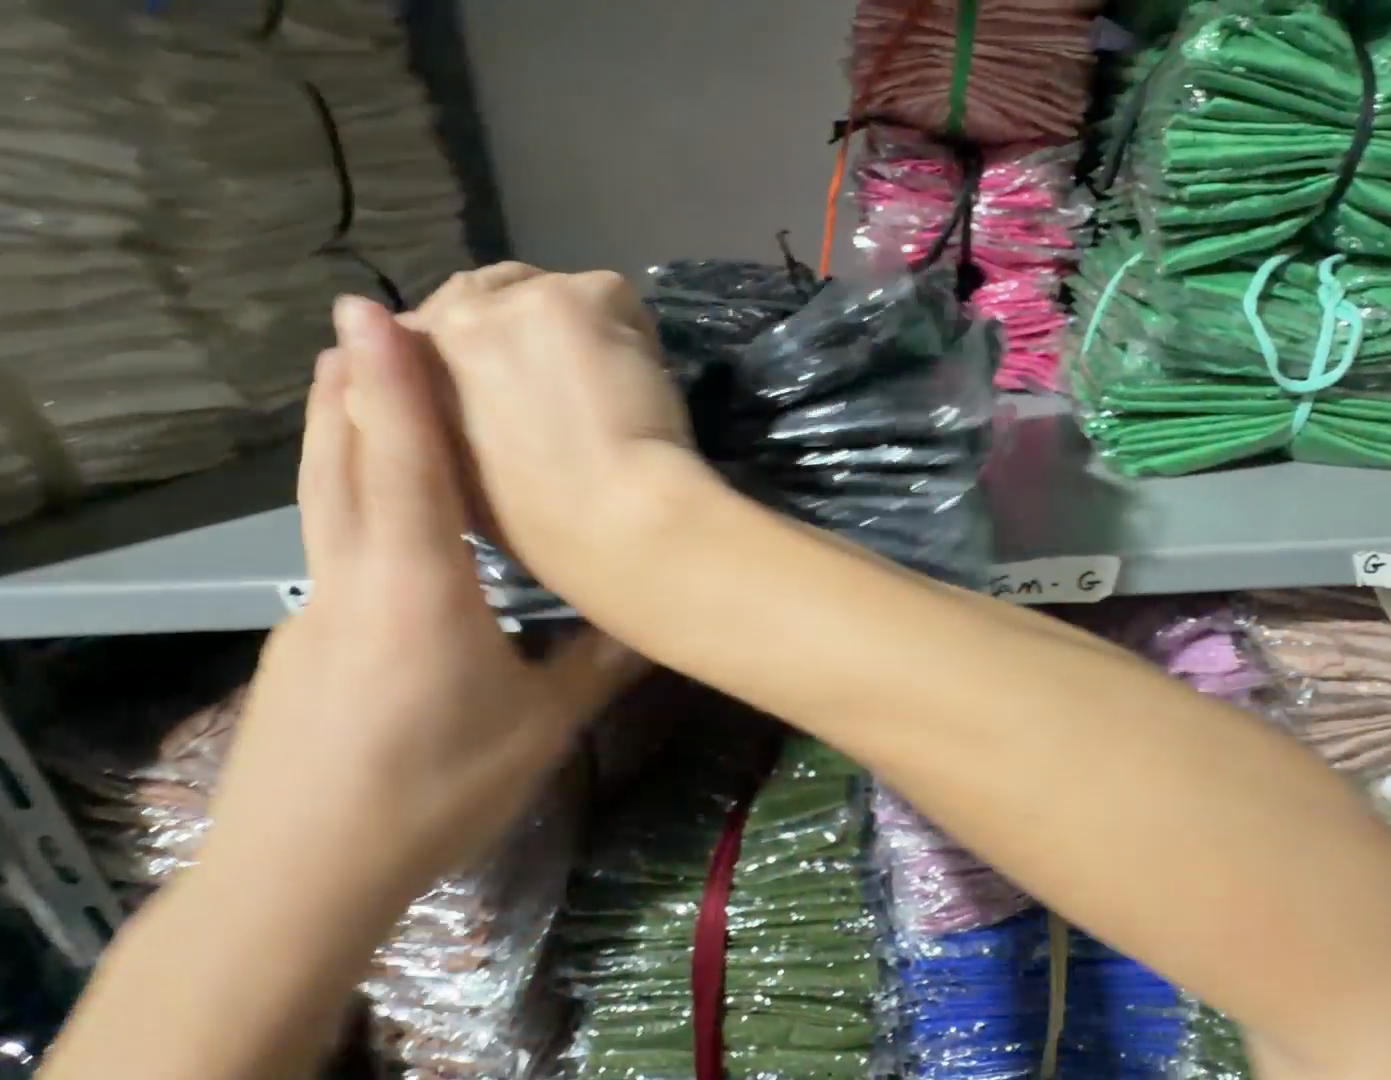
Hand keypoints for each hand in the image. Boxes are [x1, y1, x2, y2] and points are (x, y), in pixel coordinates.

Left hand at [203, 295, 642, 911]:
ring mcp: (315, 613)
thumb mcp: (541, 727)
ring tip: (350, 382)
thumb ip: (600, 661)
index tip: (372, 311)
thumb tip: (660, 615)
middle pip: (340, 462)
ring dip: (336, 432)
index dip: (391, 381)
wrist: (300, 875)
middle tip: (360, 320)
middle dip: (350, 385)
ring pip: (324, 502)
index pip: (402, 462)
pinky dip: (345, 496)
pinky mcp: (302, 646)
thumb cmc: (435, 789)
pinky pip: (330, 548)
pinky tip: (376, 516)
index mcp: (418, 587)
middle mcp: (353, 581)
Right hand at [400, 263, 708, 601]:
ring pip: (551, 290)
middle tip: (570, 371)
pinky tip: (638, 376)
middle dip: (525, 322)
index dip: (479, 346)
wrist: (612, 518)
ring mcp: (513, 301)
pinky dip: (627, 327)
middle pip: (486, 292)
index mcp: (403, 371)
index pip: (429, 325)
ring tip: (606, 382)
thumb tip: (457, 390)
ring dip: (577, 323)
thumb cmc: (540, 524)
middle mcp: (449, 320)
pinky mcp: (576, 296)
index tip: (517, 373)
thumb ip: (440, 418)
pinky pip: (608, 295)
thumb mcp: (454, 475)